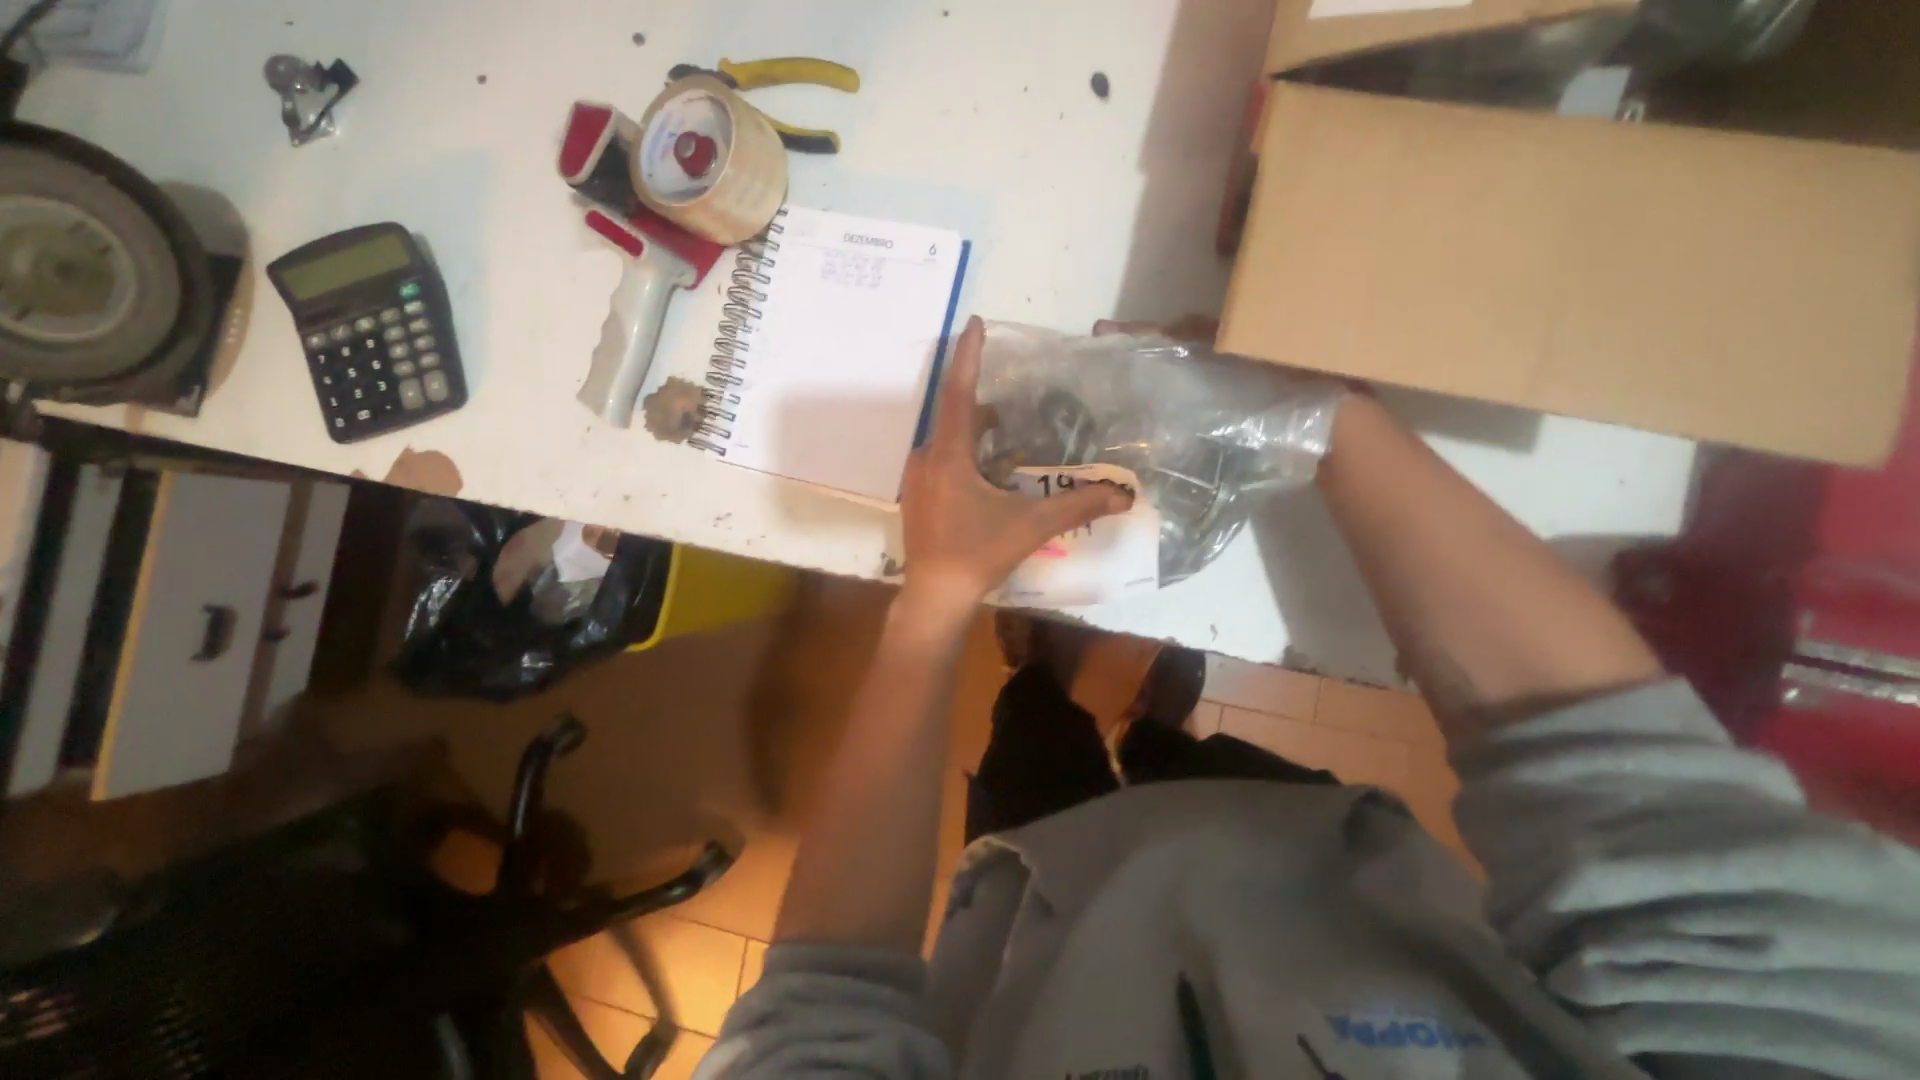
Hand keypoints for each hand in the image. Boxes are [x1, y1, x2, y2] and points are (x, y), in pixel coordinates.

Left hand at [899, 316, 1132, 612]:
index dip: (968, 355)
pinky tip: (988, 473)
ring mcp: (917, 480)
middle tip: (1014, 401)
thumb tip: (1124, 495)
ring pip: (948, 441)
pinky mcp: (917, 497)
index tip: (975, 322)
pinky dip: (964, 455)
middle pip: (956, 417)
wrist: (935, 597)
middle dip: (984, 404)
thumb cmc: (978, 555)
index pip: (959, 393)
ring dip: (975, 433)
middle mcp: (927, 459)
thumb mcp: (1032, 526)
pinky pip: (941, 461)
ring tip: (1007, 435)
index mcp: (949, 456)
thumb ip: (1078, 505)